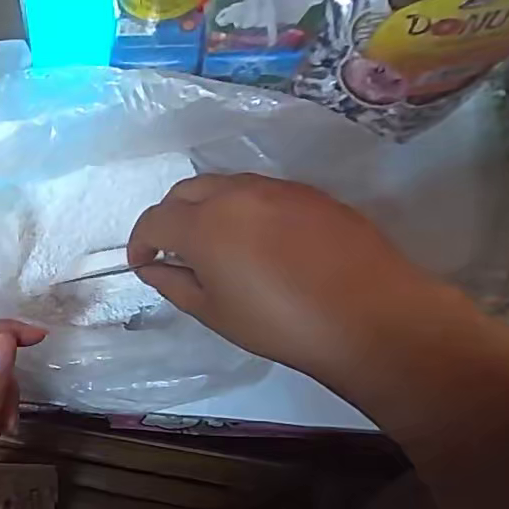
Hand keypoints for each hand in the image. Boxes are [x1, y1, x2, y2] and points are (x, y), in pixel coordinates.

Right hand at [128, 173, 465, 388]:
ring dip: (205, 207)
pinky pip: (260, 191)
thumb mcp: (214, 312)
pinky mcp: (309, 193)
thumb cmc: (279, 323)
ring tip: (214, 243)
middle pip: (185, 191)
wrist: (369, 315)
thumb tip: (153, 268)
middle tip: (173, 250)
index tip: (142, 264)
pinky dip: (241, 207)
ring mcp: (276, 188)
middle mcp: (235, 193)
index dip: (140, 242)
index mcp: (204, 224)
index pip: (154, 220)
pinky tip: (256, 240)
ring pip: (224, 185)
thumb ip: (175, 283)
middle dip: (169, 217)